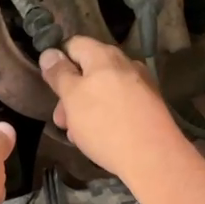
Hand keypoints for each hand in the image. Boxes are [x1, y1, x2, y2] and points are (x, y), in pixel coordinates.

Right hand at [40, 37, 187, 182]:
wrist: (155, 158)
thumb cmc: (105, 124)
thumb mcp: (72, 97)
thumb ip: (59, 73)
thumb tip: (49, 52)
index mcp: (104, 55)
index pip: (73, 44)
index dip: (58, 61)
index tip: (50, 86)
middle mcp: (125, 63)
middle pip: (88, 70)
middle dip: (70, 94)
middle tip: (61, 121)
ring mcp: (140, 85)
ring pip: (103, 90)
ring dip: (85, 109)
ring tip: (78, 136)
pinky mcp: (150, 107)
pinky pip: (120, 104)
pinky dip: (106, 116)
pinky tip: (100, 138)